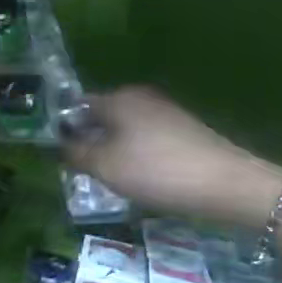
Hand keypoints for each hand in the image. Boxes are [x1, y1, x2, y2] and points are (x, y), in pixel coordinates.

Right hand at [65, 87, 281, 227]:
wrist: (225, 185)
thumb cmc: (155, 171)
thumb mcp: (103, 166)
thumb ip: (74, 152)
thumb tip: (59, 144)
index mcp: (118, 98)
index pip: (76, 107)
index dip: (63, 130)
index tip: (56, 155)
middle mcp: (141, 97)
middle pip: (101, 118)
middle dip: (87, 140)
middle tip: (78, 170)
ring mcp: (165, 113)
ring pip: (122, 130)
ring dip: (110, 150)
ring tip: (104, 177)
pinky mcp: (182, 131)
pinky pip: (143, 140)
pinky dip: (133, 155)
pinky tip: (134, 177)